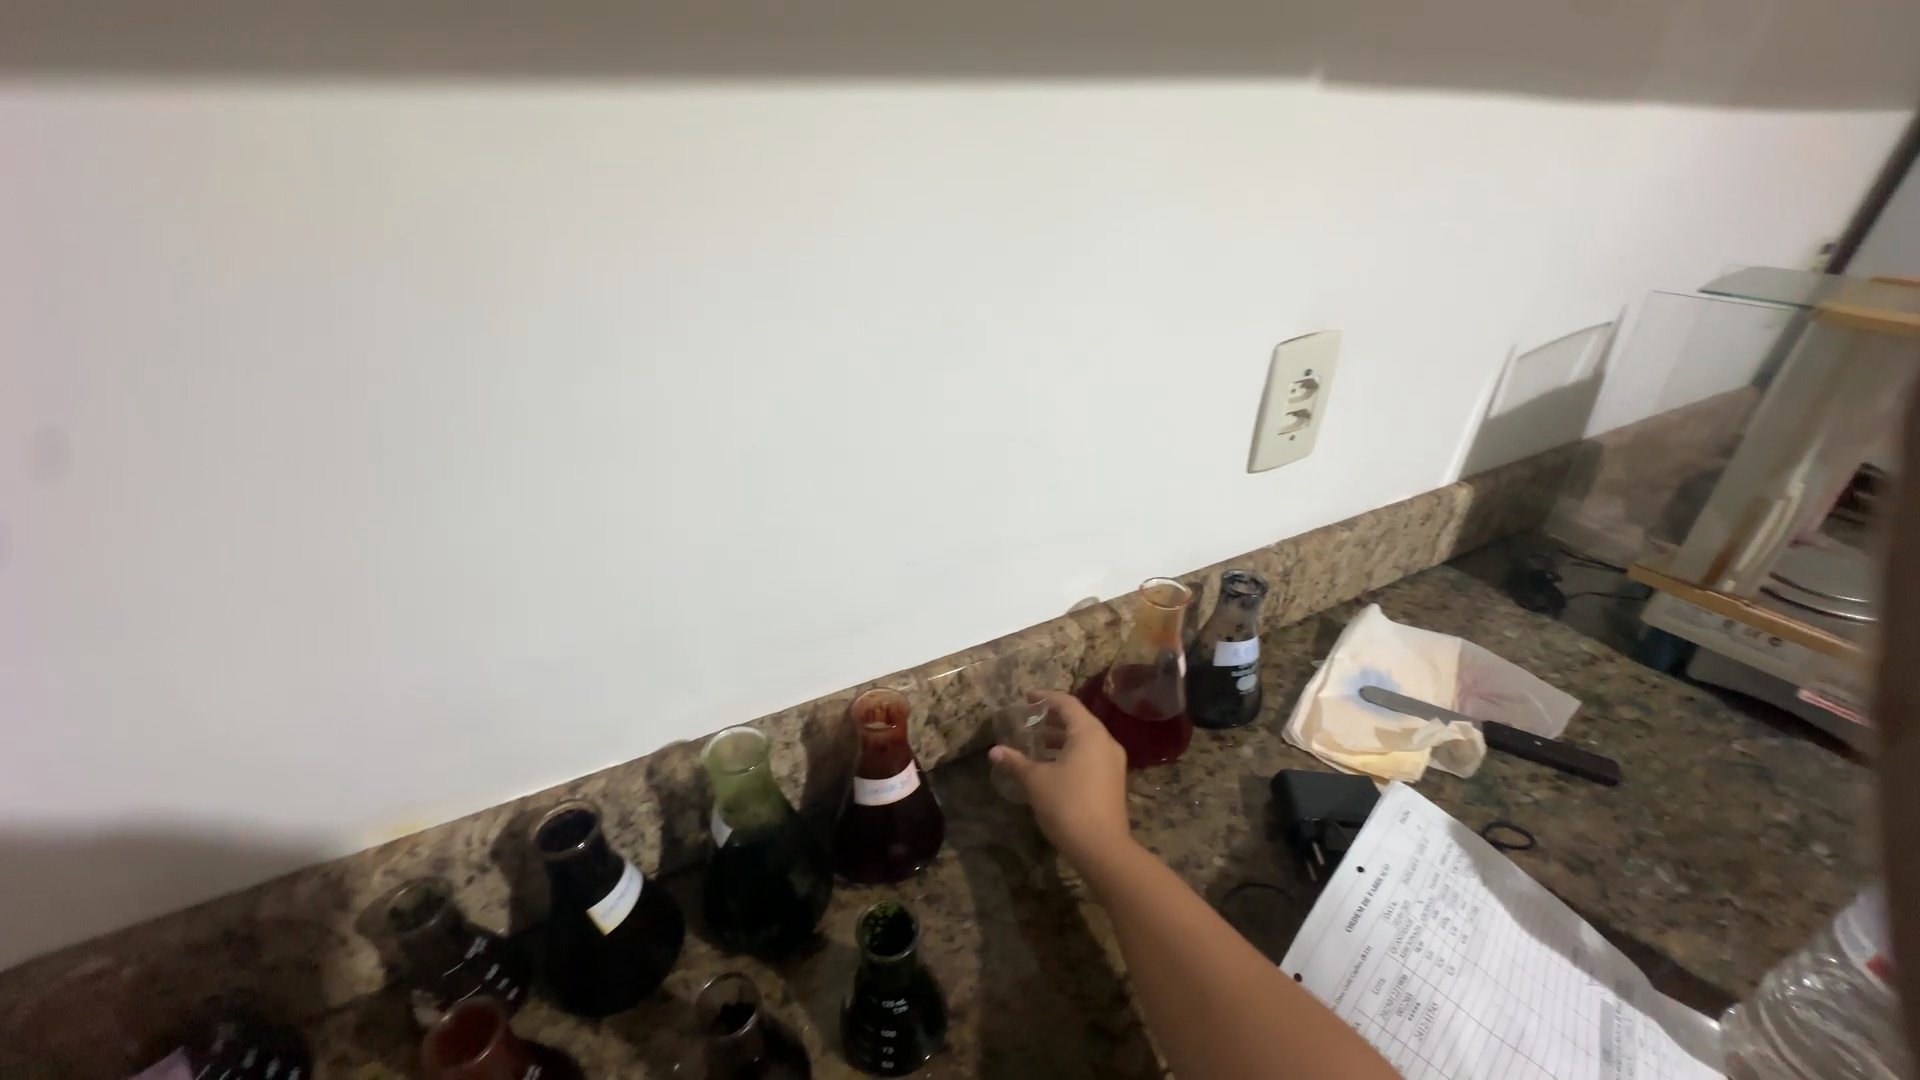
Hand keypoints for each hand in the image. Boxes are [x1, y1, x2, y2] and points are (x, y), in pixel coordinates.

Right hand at [989, 689, 1133, 868]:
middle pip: (1078, 720)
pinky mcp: (1113, 781)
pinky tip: (1053, 766)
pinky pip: (1091, 755)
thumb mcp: (1036, 781)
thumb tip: (994, 751)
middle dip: (1053, 718)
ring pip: (1085, 739)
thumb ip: (1016, 762)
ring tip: (1036, 743)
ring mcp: (1113, 762)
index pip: (1067, 703)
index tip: (1026, 697)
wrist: (1102, 848)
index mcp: (1089, 733)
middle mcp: (1106, 742)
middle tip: (1029, 720)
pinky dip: (1072, 752)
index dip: (1045, 697)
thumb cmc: (1067, 805)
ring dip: (1061, 737)